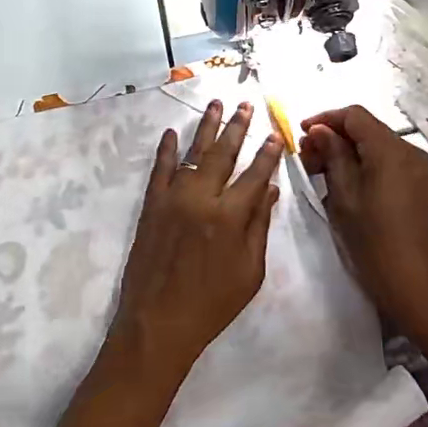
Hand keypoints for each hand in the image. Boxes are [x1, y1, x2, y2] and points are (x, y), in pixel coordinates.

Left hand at [108, 101, 281, 378]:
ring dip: (206, 127)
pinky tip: (170, 133)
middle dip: (237, 127)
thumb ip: (258, 226)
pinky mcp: (151, 205)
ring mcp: (173, 198)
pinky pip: (159, 170)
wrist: (158, 322)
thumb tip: (269, 190)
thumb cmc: (212, 303)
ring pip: (192, 153)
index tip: (275, 134)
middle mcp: (202, 197)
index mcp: (230, 215)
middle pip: (224, 154)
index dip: (267, 153)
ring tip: (215, 104)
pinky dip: (165, 150)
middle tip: (246, 105)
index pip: (255, 174)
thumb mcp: (249, 271)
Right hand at [298, 106, 427, 331]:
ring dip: (345, 153)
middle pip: (366, 129)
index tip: (300, 133)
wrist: (415, 284)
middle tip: (305, 158)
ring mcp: (416, 169)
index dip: (324, 118)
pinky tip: (342, 185)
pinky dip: (362, 166)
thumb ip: (332, 155)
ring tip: (318, 174)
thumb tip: (320, 130)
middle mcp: (408, 151)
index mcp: (390, 149)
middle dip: (333, 137)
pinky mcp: (417, 186)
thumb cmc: (373, 240)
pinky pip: (385, 163)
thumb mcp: (343, 195)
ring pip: (374, 146)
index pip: (354, 116)